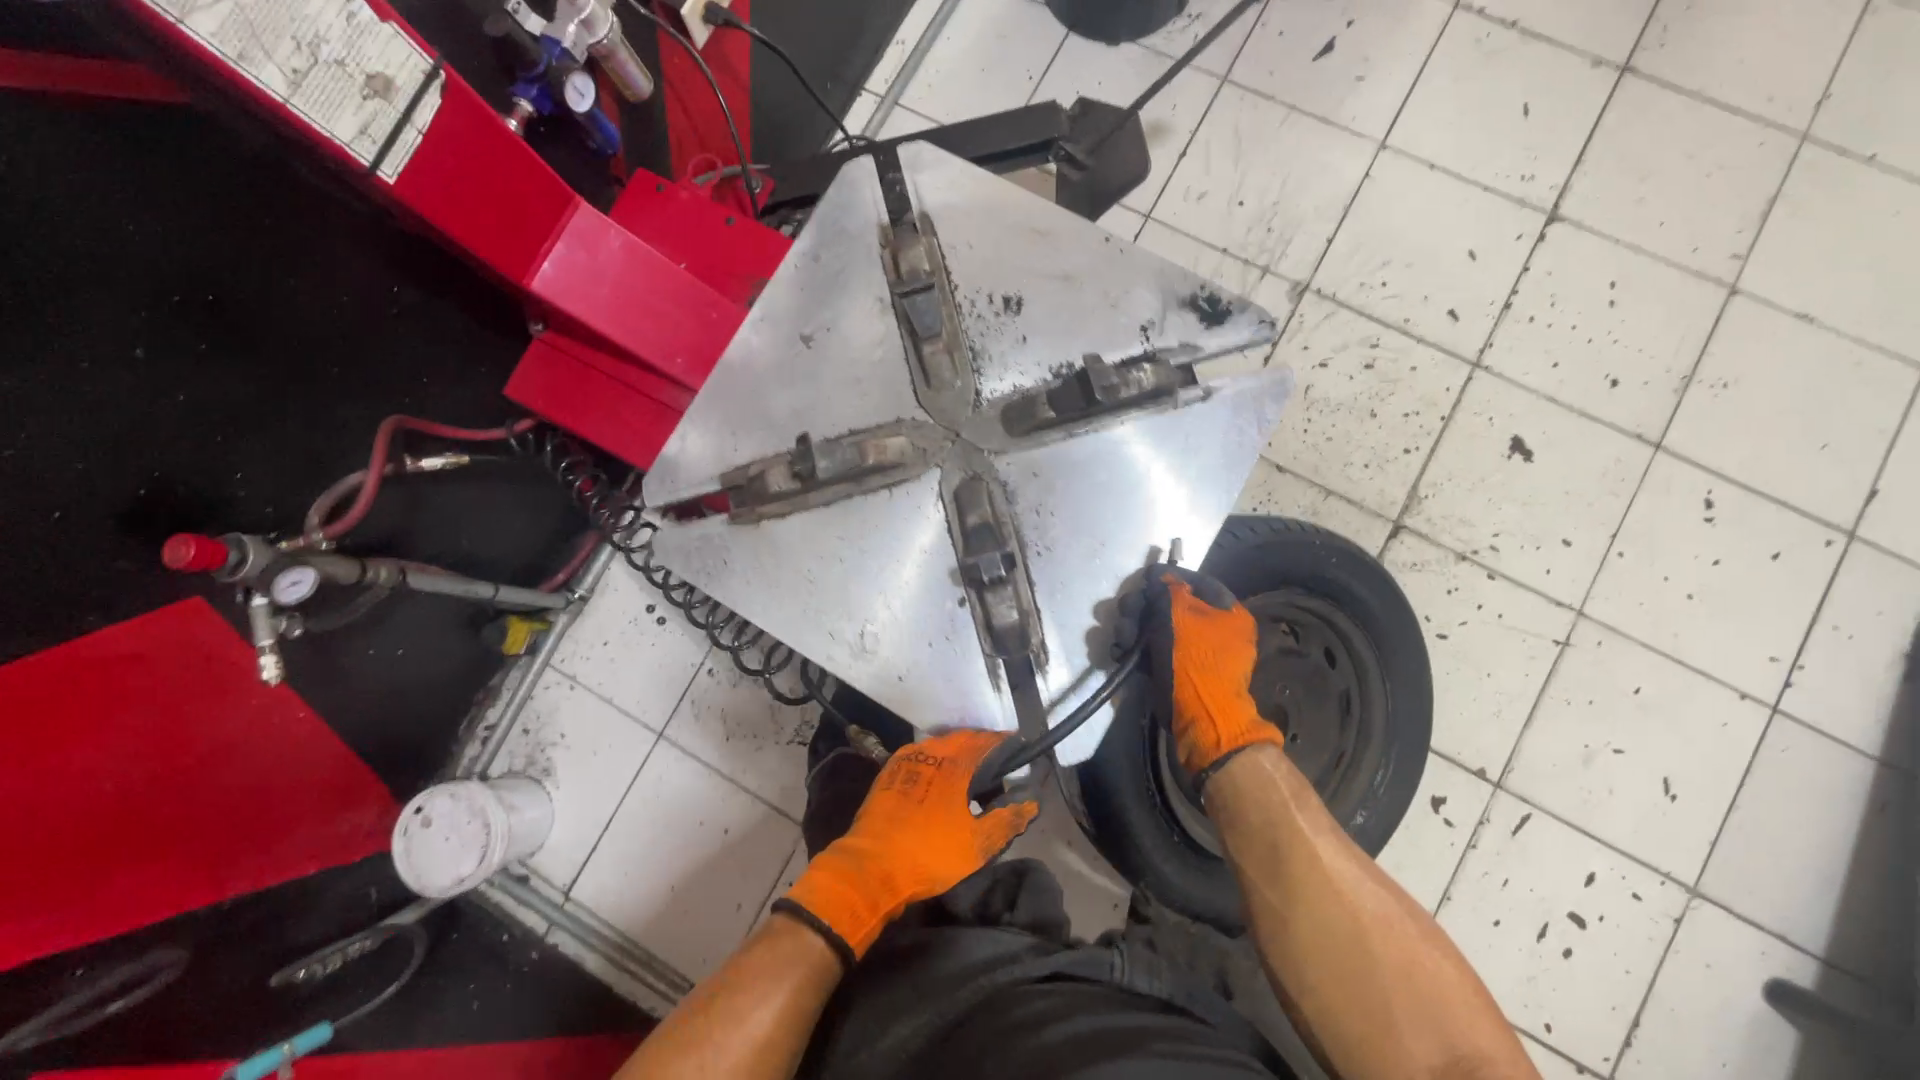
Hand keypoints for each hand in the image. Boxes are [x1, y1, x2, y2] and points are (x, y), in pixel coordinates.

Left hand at [775, 730, 1038, 963]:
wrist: (870, 867)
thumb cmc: (928, 854)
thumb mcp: (976, 845)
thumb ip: (1007, 820)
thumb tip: (1031, 803)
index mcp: (951, 763)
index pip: (983, 741)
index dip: (1002, 741)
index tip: (1018, 744)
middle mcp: (926, 752)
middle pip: (958, 740)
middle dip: (978, 745)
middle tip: (996, 761)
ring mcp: (902, 762)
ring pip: (936, 748)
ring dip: (955, 753)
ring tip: (970, 771)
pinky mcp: (886, 776)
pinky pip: (918, 759)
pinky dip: (935, 763)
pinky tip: (940, 782)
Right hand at [1121, 566, 1284, 782]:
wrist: (1198, 718)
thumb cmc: (1195, 660)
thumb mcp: (1179, 614)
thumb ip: (1167, 588)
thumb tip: (1157, 576)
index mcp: (1228, 613)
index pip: (1198, 581)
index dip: (1169, 576)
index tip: (1145, 577)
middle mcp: (1214, 630)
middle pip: (1170, 605)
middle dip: (1142, 606)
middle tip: (1126, 610)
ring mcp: (1193, 653)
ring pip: (1155, 628)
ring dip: (1132, 628)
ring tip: (1121, 638)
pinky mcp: (1174, 672)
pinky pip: (1151, 651)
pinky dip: (1134, 650)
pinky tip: (1119, 652)